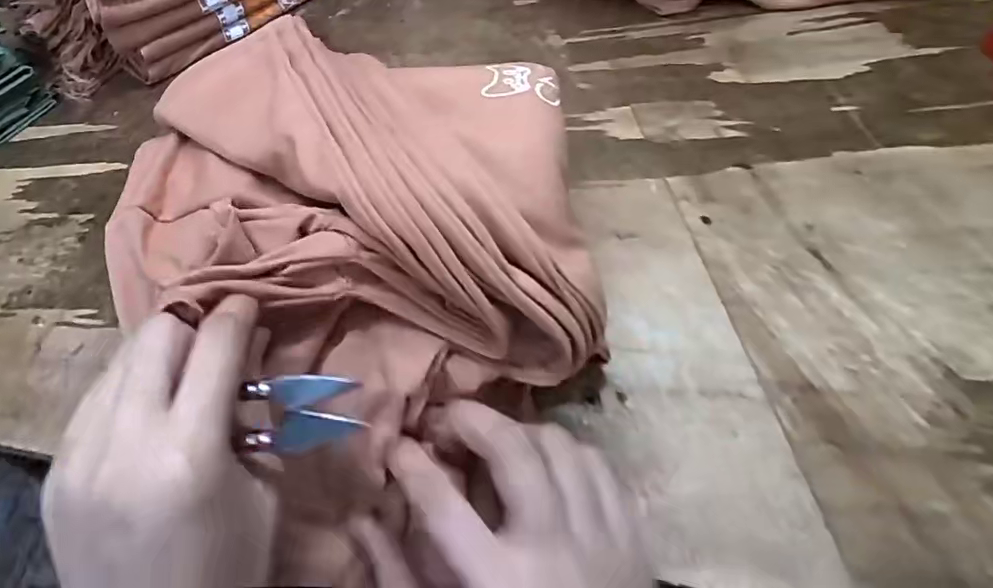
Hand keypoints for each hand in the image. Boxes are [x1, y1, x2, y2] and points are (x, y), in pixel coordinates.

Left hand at [43, 296, 276, 587]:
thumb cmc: (224, 574)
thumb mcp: (261, 495)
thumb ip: (254, 410)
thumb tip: (250, 342)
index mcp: (188, 452)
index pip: (214, 343)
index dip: (236, 312)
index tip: (246, 304)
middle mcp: (126, 440)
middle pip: (157, 331)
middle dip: (191, 324)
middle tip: (209, 342)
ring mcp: (79, 454)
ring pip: (120, 357)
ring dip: (155, 356)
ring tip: (175, 380)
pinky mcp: (54, 470)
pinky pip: (93, 399)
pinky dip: (124, 393)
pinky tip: (140, 419)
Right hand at [358, 401, 650, 587]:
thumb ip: (397, 574)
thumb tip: (358, 518)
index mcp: (499, 582)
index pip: (442, 503)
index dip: (408, 461)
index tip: (394, 446)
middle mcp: (554, 554)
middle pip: (511, 450)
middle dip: (466, 419)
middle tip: (441, 425)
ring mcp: (602, 544)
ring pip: (558, 446)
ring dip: (516, 431)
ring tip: (492, 443)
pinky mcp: (634, 544)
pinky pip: (600, 467)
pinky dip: (565, 451)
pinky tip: (541, 463)